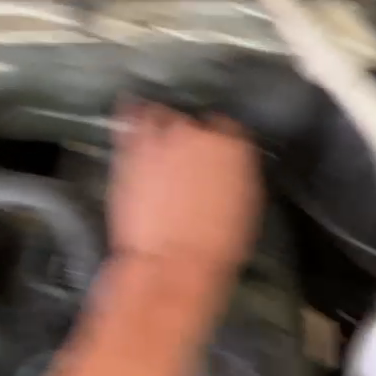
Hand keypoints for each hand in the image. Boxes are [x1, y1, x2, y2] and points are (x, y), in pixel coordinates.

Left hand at [109, 99, 261, 270]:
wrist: (171, 265)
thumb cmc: (215, 247)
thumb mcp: (245, 207)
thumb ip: (237, 173)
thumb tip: (231, 165)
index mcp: (234, 146)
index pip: (229, 128)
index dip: (220, 142)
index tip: (214, 156)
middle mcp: (199, 132)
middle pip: (194, 121)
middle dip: (190, 136)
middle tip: (185, 158)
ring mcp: (163, 137)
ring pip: (162, 115)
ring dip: (161, 124)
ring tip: (157, 137)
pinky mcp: (132, 147)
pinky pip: (130, 117)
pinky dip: (130, 113)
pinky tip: (130, 111)